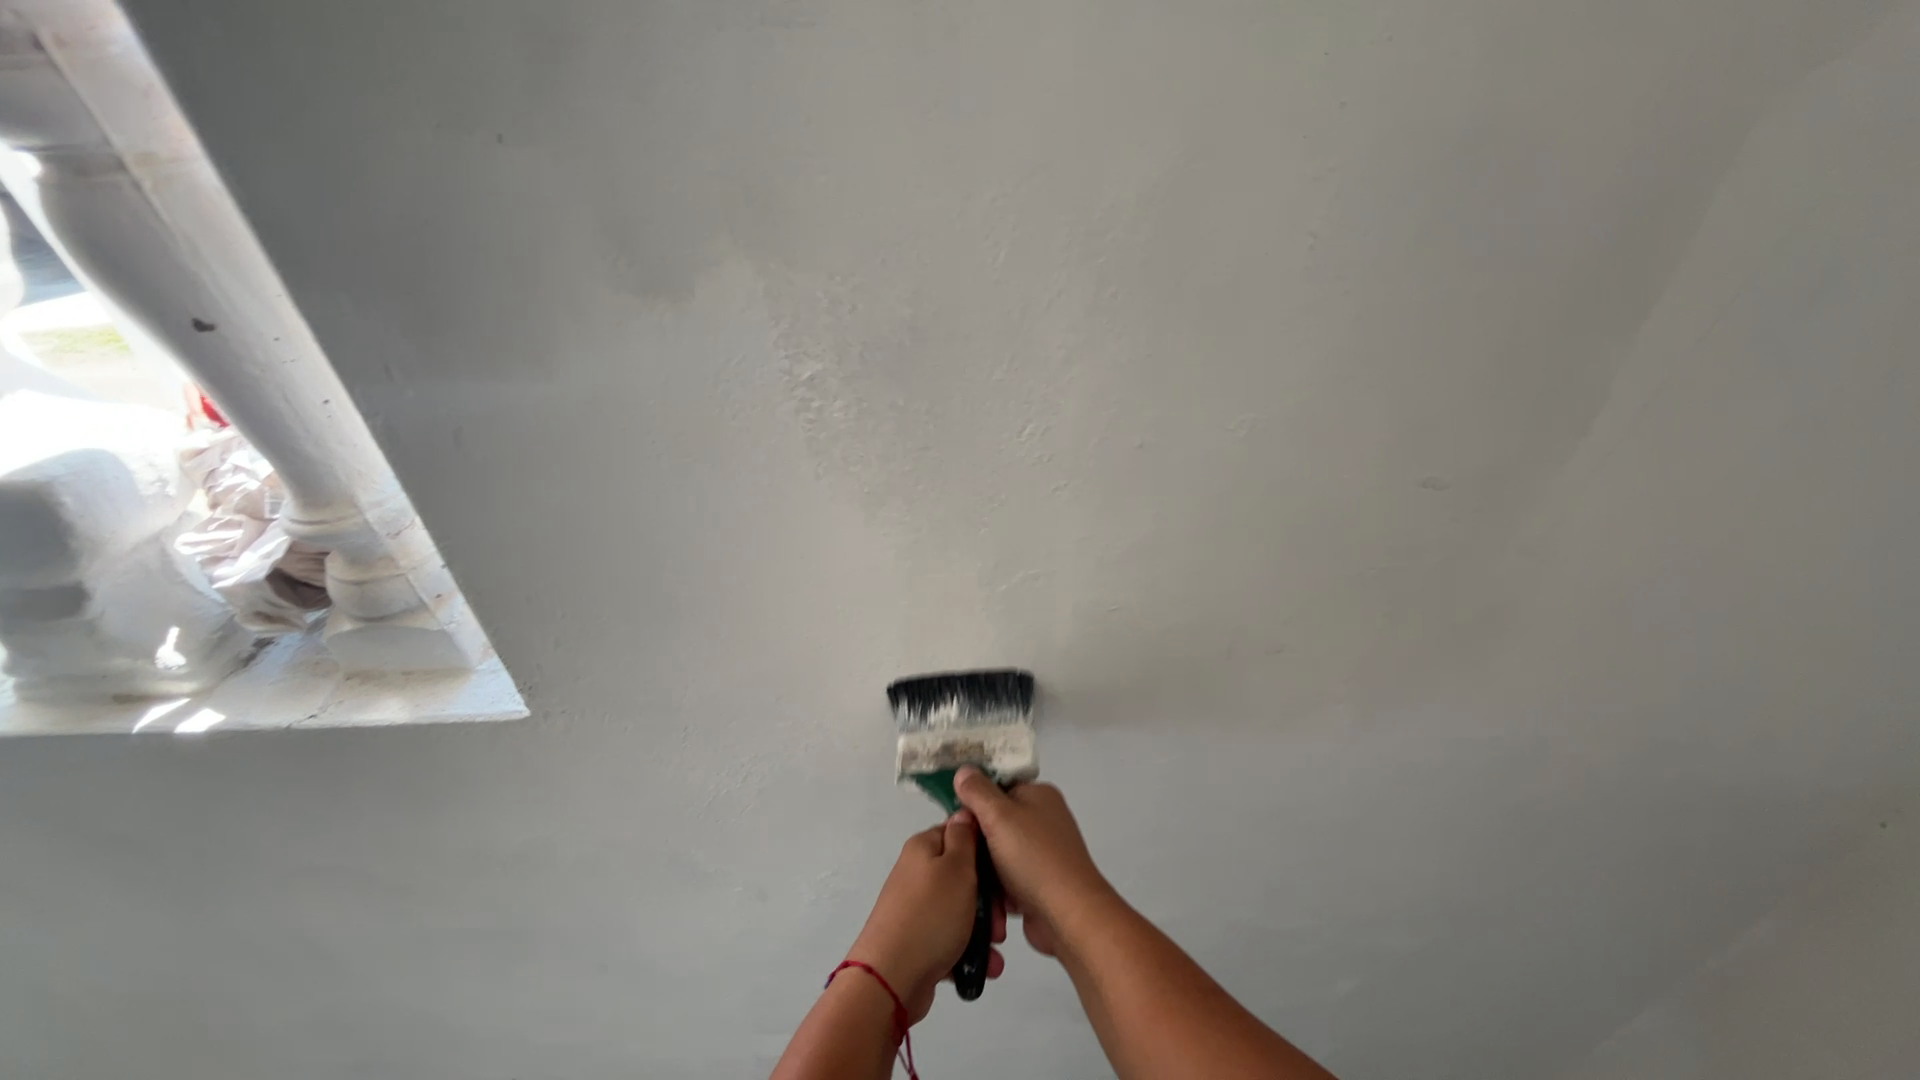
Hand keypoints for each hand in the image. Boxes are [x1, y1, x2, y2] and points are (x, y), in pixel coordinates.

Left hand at [845, 810, 1005, 1022]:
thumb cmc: (931, 915)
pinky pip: (952, 939)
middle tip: (1001, 921)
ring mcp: (917, 909)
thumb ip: (964, 838)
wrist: (891, 978)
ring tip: (996, 950)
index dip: (987, 850)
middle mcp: (918, 874)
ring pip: (962, 911)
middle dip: (989, 900)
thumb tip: (964, 812)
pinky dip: (970, 951)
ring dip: (984, 930)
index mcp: (924, 848)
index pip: (961, 833)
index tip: (1007, 872)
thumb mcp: (956, 868)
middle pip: (965, 876)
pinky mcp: (919, 941)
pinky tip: (986, 968)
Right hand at [953, 767, 1115, 950]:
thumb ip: (977, 792)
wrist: (1068, 915)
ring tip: (964, 879)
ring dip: (983, 869)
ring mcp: (1041, 854)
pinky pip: (1006, 879)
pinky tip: (980, 899)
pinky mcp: (1038, 883)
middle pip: (994, 824)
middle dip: (976, 841)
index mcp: (1038, 796)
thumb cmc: (1033, 858)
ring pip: (997, 854)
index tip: (953, 821)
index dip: (972, 802)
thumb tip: (964, 770)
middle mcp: (1042, 821)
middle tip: (957, 853)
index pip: (996, 789)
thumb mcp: (1000, 816)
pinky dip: (995, 889)